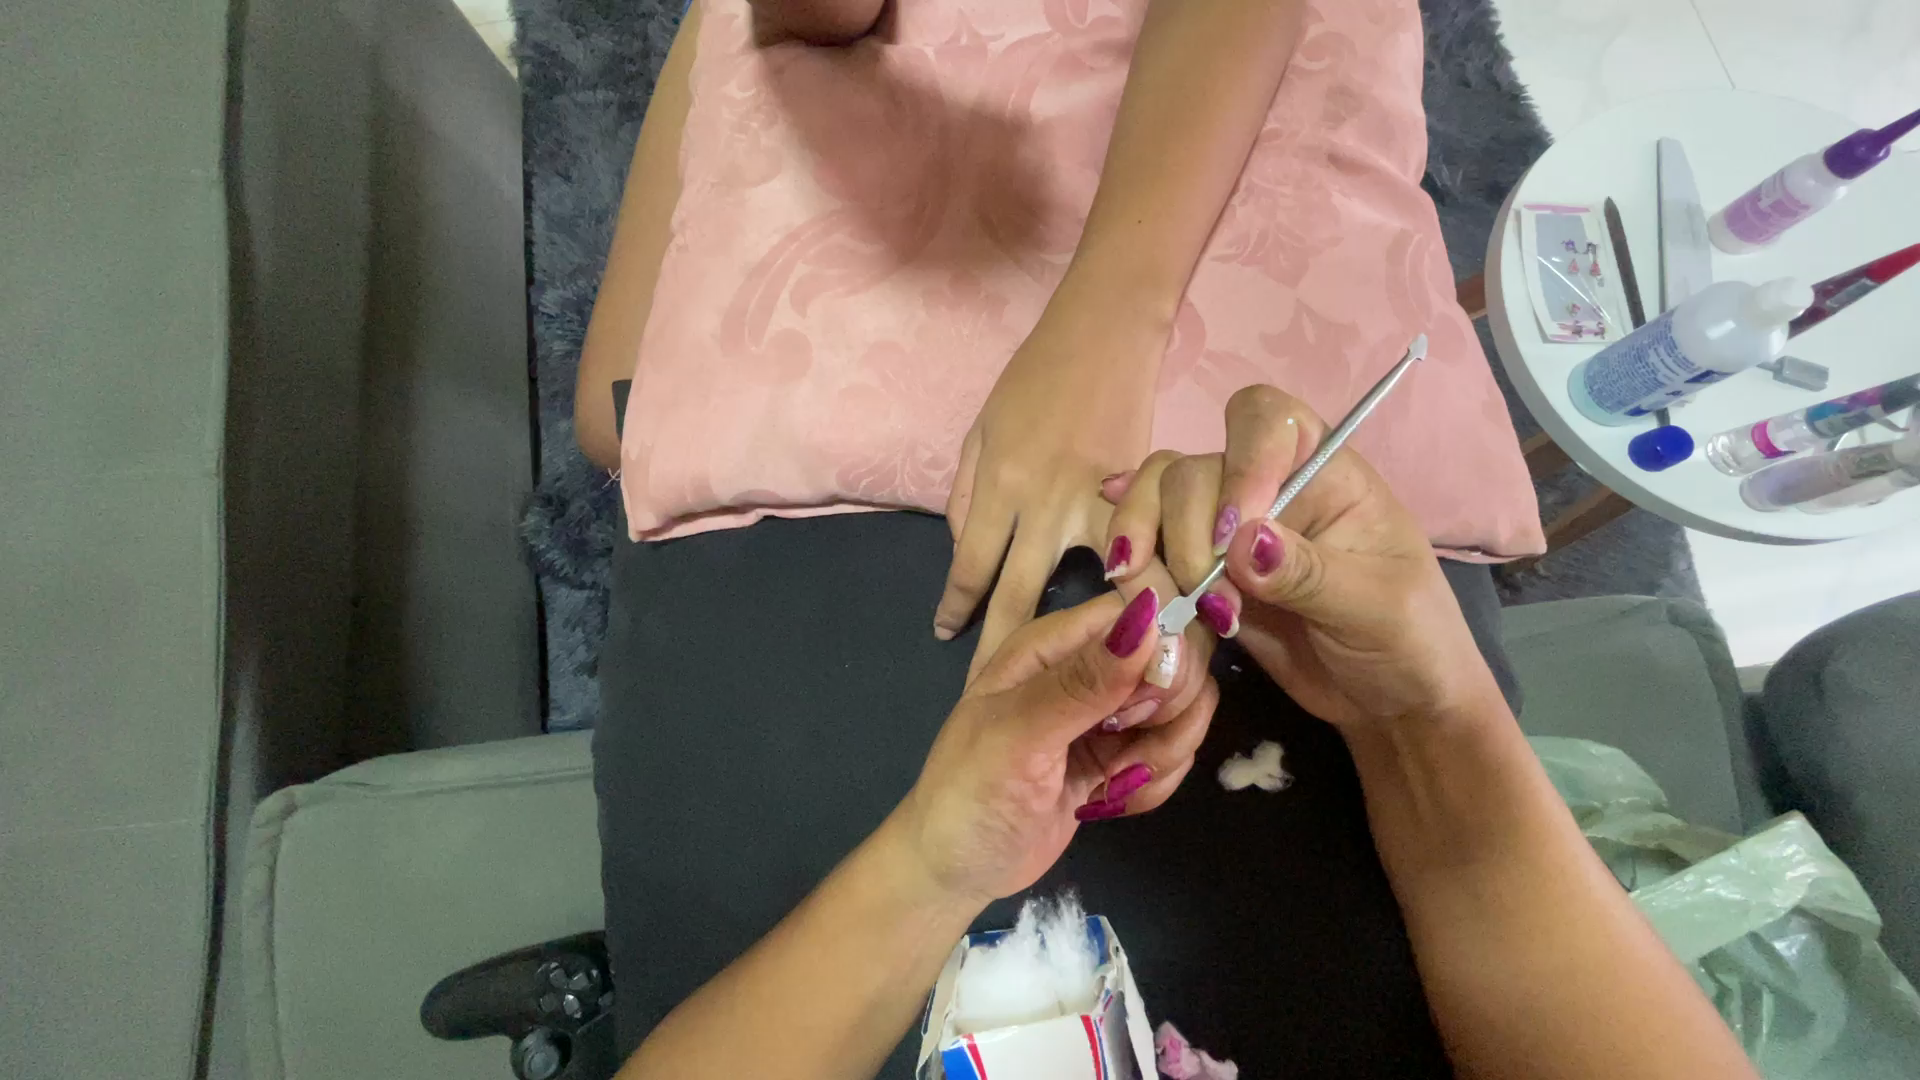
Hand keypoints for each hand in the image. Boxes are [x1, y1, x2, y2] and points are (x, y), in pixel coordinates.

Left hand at [893, 589, 1219, 904]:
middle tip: (1126, 754)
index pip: (1138, 614)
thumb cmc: (971, 793)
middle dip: (1169, 711)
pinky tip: (1113, 800)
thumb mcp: (1020, 735)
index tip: (1150, 703)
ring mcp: (1104, 712)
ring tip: (1117, 782)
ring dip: (1165, 753)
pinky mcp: (1117, 753)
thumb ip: (1083, 682)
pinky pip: (1170, 749)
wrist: (955, 868)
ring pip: (1180, 707)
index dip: (1163, 651)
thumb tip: (1148, 618)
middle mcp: (1083, 667)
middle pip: (1172, 659)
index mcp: (1050, 644)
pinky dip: (1156, 781)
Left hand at [935, 300, 1160, 679]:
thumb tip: (968, 552)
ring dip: (1102, 639)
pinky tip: (1154, 626)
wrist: (1104, 331)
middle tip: (998, 699)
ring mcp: (1101, 502)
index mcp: (999, 485)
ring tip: (1098, 688)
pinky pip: (1145, 553)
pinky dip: (1147, 591)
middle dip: (1005, 652)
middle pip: (1021, 596)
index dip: (957, 607)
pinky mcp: (1146, 495)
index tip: (947, 636)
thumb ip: (969, 494)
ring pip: (1102, 586)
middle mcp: (1045, 505)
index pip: (971, 566)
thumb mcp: (981, 430)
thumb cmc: (1033, 380)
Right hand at [1102, 386, 1504, 733]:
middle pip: (1191, 470)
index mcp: (1322, 475)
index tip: (1236, 536)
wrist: (1386, 704)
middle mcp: (1264, 490)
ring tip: (1162, 607)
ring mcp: (1223, 532)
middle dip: (1187, 536)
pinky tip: (1122, 579)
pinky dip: (1132, 566)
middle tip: (1213, 604)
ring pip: (1156, 501)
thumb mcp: (1377, 608)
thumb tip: (1240, 543)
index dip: (1242, 462)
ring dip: (1145, 547)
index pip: (1267, 420)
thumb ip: (1310, 572)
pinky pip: (1148, 551)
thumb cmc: (1407, 642)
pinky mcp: (1198, 574)